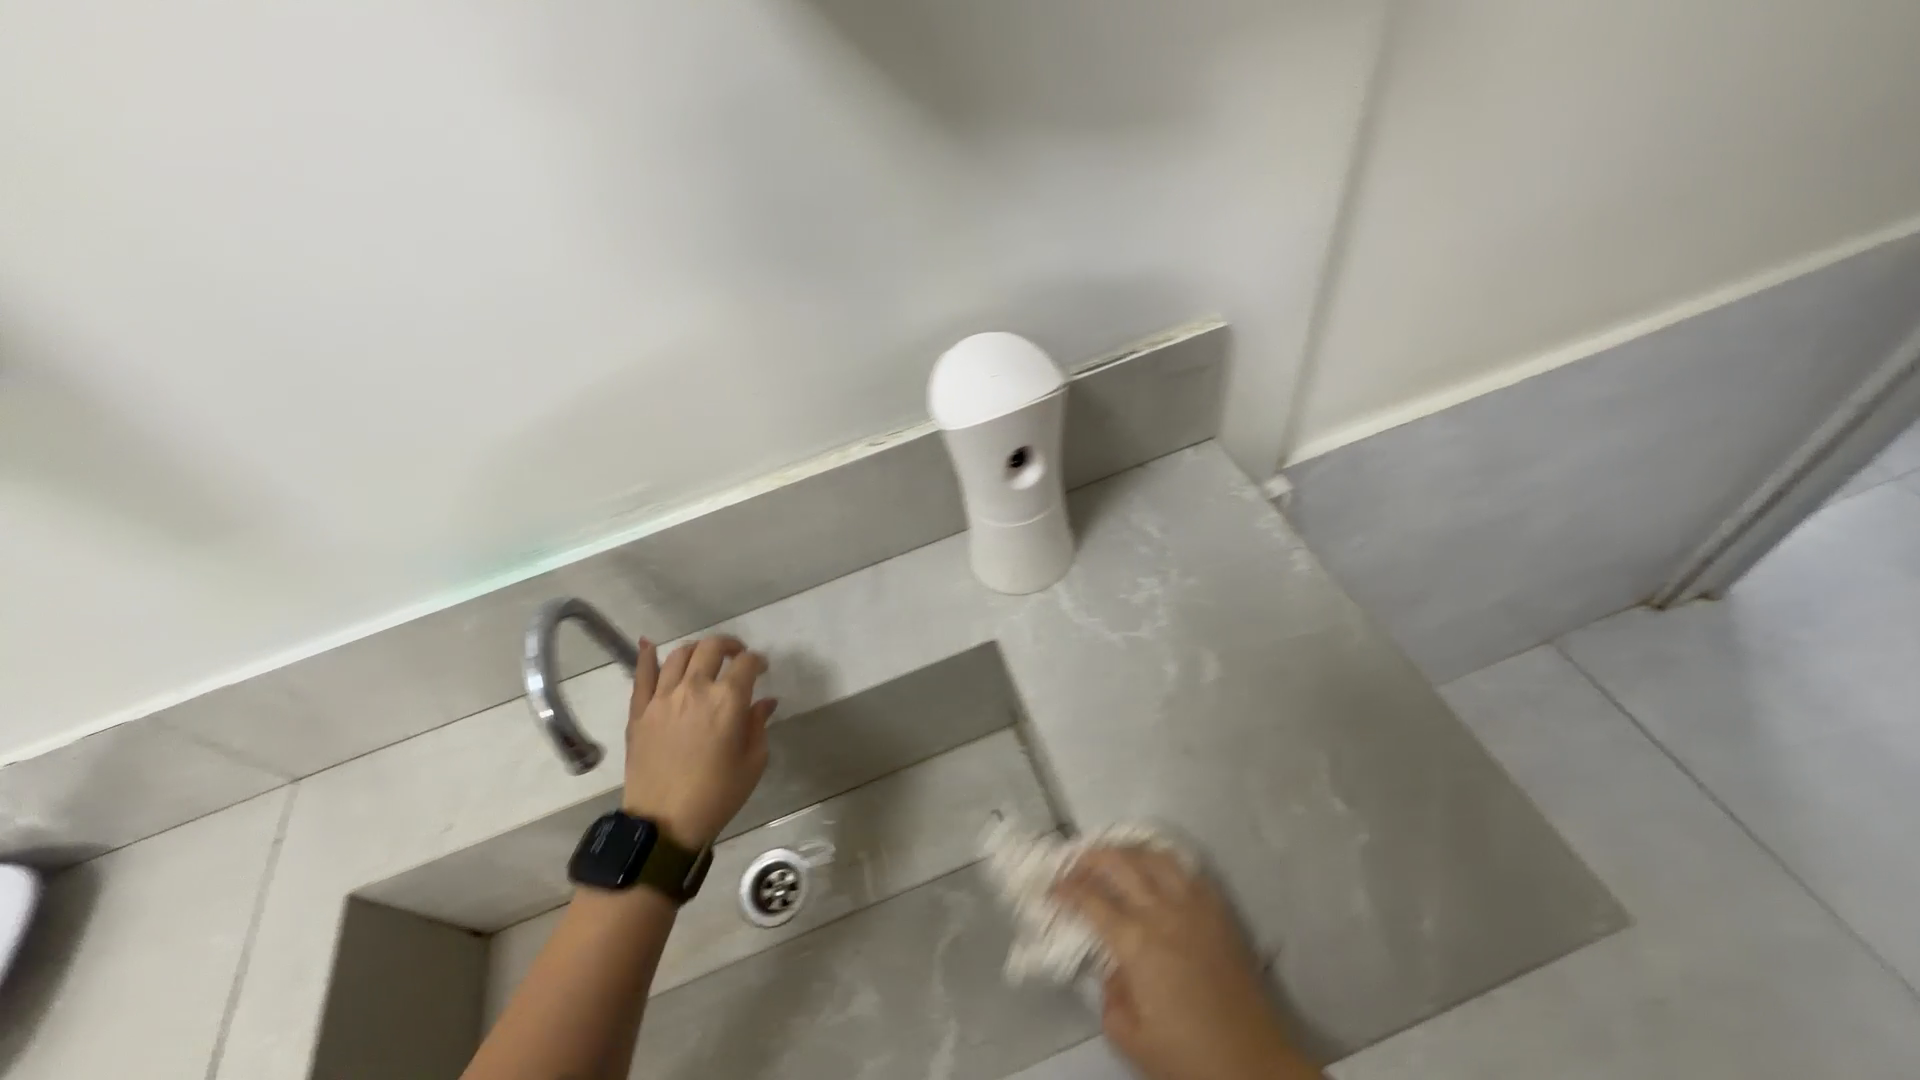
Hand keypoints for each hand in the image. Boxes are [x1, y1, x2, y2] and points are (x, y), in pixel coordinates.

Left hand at [620, 635, 776, 848]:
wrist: (665, 822)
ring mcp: (662, 698)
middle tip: (736, 656)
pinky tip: (650, 646)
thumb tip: (764, 702)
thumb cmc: (718, 794)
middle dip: (729, 646)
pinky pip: (641, 675)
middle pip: (711, 648)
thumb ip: (758, 724)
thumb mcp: (753, 761)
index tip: (762, 669)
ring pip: (680, 655)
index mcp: (727, 700)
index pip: (746, 663)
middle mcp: (694, 689)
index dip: (758, 661)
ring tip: (704, 659)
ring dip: (697, 649)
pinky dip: (647, 656)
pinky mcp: (639, 711)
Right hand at [1055, 846, 1316, 1079]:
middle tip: (1074, 863)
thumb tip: (1112, 966)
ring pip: (1156, 857)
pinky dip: (1166, 862)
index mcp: (1136, 944)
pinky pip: (1190, 872)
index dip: (1065, 890)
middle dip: (1090, 857)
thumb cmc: (1187, 1055)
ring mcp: (1196, 908)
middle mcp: (1163, 913)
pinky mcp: (1221, 913)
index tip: (1050, 890)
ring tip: (1113, 857)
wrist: (1254, 1064)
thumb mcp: (1129, 1036)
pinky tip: (1158, 870)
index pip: (1091, 900)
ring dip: (1128, 851)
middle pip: (1120, 864)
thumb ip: (1110, 993)